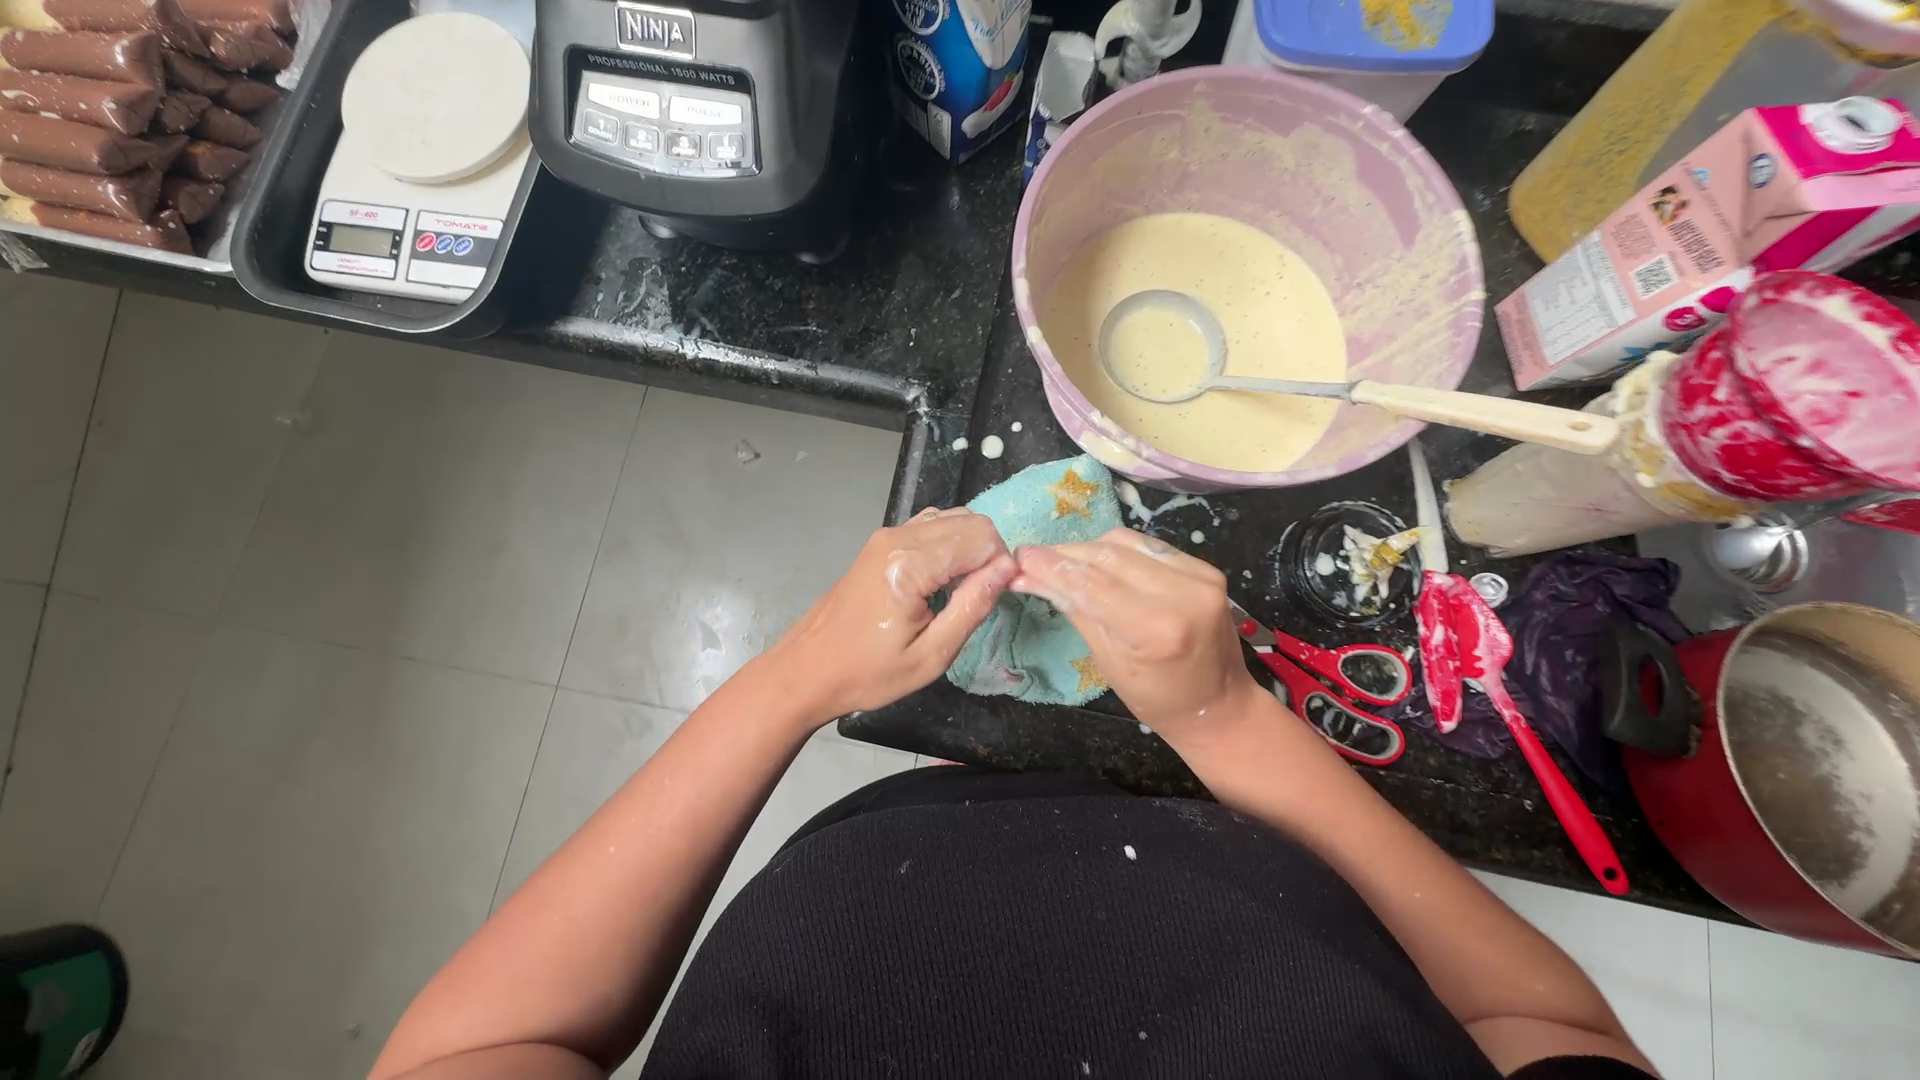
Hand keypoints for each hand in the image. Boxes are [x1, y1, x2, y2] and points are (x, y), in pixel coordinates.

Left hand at [769, 506, 1016, 722]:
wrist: (809, 669)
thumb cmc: (869, 673)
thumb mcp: (931, 656)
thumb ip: (973, 606)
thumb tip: (1008, 569)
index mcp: (910, 564)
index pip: (983, 537)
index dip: (1000, 566)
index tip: (990, 600)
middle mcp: (898, 537)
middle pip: (971, 521)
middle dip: (988, 555)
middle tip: (978, 599)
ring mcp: (887, 534)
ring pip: (953, 518)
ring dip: (970, 549)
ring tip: (959, 592)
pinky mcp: (881, 541)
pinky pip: (932, 526)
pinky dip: (949, 545)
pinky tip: (941, 581)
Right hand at [1011, 528, 1264, 741]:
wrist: (1220, 705)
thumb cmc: (1157, 698)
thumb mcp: (1108, 660)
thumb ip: (1074, 609)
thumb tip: (1029, 576)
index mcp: (1157, 628)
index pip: (1092, 582)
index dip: (1052, 566)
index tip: (1020, 557)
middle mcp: (1183, 592)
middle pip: (1108, 555)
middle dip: (1065, 554)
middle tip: (1033, 557)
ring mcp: (1200, 576)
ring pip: (1127, 542)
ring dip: (1090, 548)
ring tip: (1064, 562)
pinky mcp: (1206, 568)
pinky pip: (1149, 546)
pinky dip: (1119, 552)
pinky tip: (1102, 564)